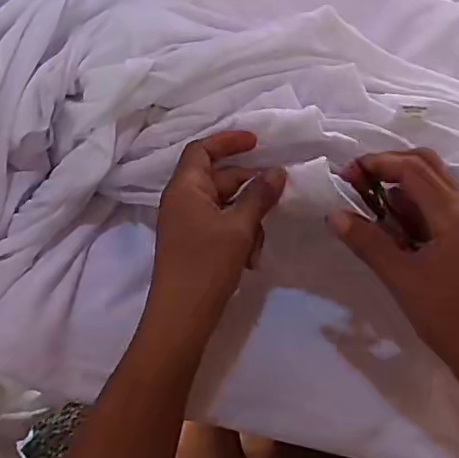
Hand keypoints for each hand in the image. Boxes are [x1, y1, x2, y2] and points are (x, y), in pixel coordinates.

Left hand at [146, 130, 284, 327]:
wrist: (181, 316)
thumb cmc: (207, 264)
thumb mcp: (239, 227)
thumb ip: (259, 196)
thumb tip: (276, 172)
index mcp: (184, 187)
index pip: (202, 149)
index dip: (228, 141)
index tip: (258, 142)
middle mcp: (181, 200)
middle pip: (219, 178)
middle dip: (250, 189)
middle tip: (278, 197)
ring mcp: (186, 223)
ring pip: (225, 206)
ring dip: (248, 220)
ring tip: (259, 246)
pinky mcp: (194, 244)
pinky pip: (221, 227)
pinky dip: (239, 236)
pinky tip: (252, 260)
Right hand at [328, 149, 458, 374]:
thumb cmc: (445, 316)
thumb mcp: (400, 278)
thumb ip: (367, 241)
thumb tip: (333, 213)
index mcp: (455, 215)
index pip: (412, 169)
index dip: (376, 164)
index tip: (345, 175)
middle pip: (425, 163)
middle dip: (386, 165)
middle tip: (354, 182)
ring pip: (431, 179)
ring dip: (397, 183)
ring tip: (366, 204)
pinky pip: (435, 201)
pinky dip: (409, 201)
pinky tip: (389, 224)